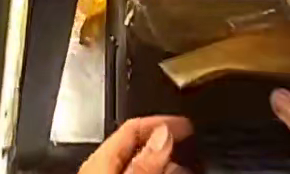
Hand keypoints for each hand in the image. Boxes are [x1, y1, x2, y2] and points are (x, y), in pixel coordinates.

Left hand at [78, 116, 193, 173]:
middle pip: (138, 147)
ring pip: (139, 166)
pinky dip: (154, 173)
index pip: (134, 125)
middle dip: (166, 145)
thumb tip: (164, 133)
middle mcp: (100, 169)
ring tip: (185, 167)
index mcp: (99, 160)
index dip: (162, 121)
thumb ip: (144, 160)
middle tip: (190, 148)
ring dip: (163, 164)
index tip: (186, 124)